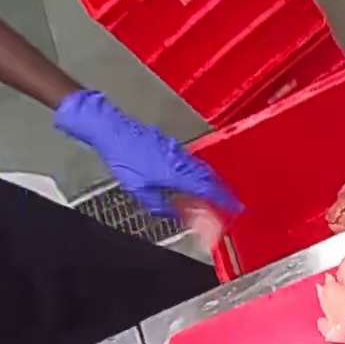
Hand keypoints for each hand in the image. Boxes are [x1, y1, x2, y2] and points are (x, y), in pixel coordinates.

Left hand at [54, 90, 240, 217]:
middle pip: (209, 178)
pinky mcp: (169, 145)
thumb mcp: (140, 192)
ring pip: (201, 169)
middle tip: (230, 203)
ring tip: (217, 194)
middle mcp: (180, 160)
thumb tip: (177, 216)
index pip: (208, 189)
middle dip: (222, 192)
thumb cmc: (123, 156)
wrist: (108, 127)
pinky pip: (191, 162)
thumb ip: (163, 206)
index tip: (236, 207)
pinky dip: (200, 173)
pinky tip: (196, 179)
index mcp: (176, 173)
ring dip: (211, 182)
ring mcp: (176, 151)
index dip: (224, 199)